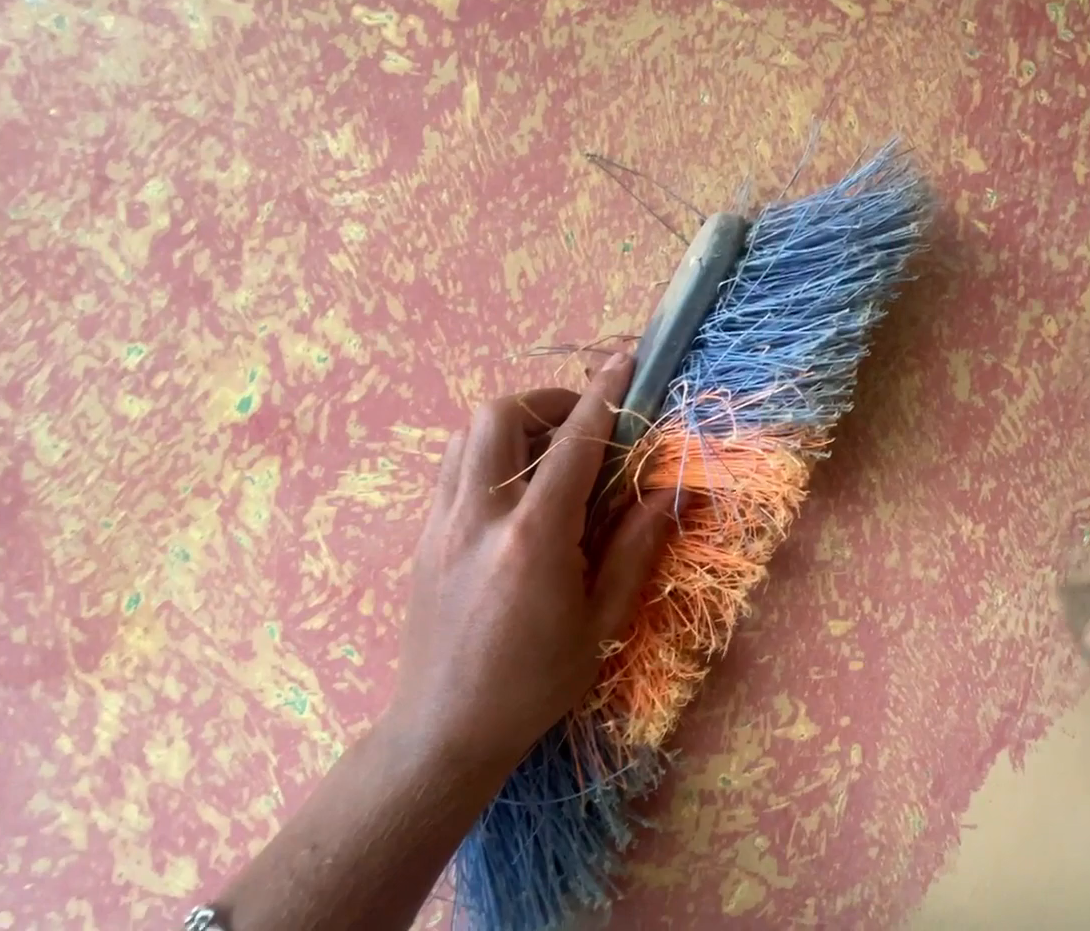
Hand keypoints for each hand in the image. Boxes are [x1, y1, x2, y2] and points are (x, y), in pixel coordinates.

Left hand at [385, 353, 679, 772]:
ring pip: (468, 434)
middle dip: (548, 401)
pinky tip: (517, 492)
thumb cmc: (536, 682)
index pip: (575, 444)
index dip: (604, 394)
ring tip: (552, 455)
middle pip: (499, 416)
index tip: (625, 358)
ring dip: (516, 425)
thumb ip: (634, 547)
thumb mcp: (602, 622)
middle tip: (584, 425)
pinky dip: (490, 454)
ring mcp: (441, 523)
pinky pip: (454, 466)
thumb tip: (666, 491)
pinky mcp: (423, 536)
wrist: (443, 730)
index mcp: (533, 539)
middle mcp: (479, 517)